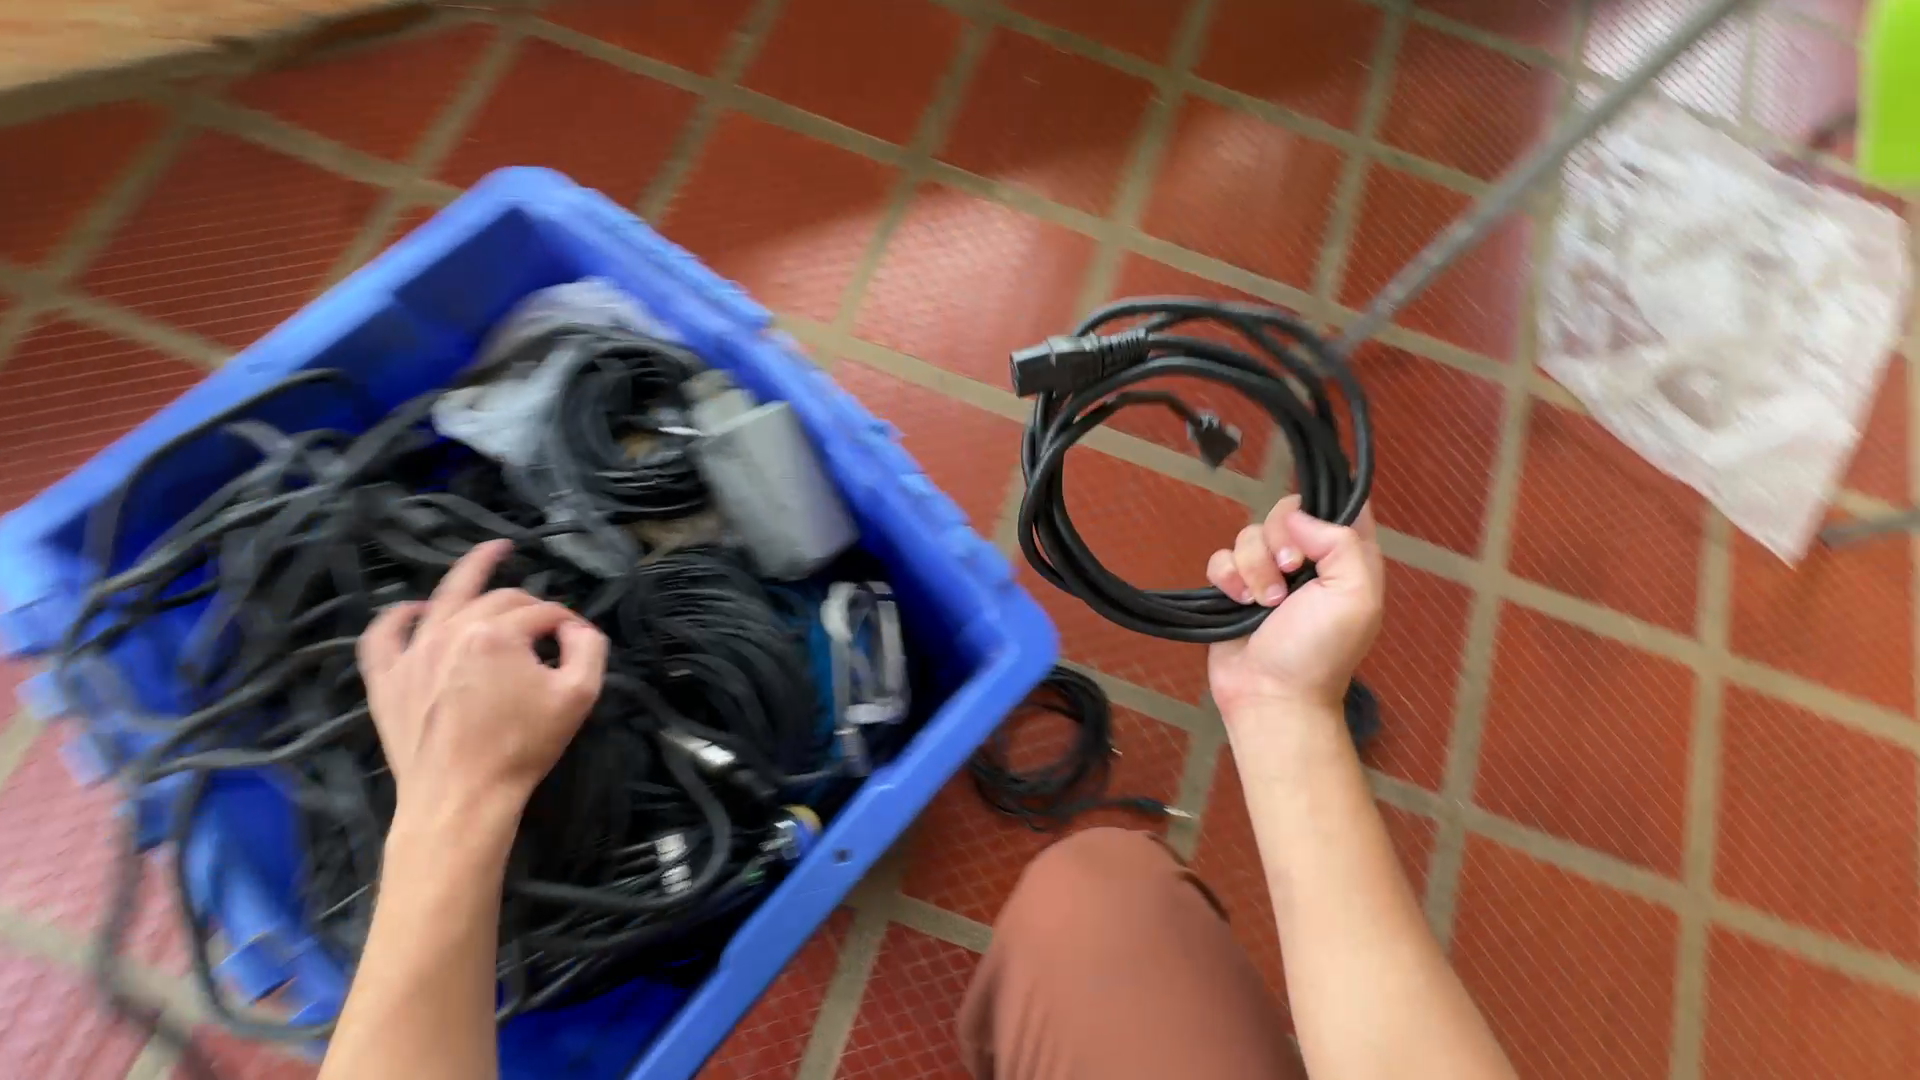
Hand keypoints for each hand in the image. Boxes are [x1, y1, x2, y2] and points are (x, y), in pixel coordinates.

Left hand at [356, 539, 608, 818]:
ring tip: (492, 552)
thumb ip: (590, 647)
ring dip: (471, 572)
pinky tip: (416, 608)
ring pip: (446, 598)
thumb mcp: (579, 695)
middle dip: (532, 606)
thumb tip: (576, 628)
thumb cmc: (523, 746)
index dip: (568, 622)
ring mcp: (413, 653)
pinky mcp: (387, 679)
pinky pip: (384, 634)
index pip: (544, 612)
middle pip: (501, 600)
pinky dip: (399, 615)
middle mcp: (451, 630)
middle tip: (550, 629)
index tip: (579, 642)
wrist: (461, 798)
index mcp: (498, 633)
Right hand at [1204, 495, 1384, 718]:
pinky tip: (1237, 602)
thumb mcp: (1355, 596)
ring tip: (1262, 604)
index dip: (1321, 506)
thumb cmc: (1320, 651)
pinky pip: (1220, 558)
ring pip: (1248, 536)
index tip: (1310, 531)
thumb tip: (1296, 515)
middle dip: (1278, 542)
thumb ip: (1340, 543)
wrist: (1271, 693)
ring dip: (1252, 568)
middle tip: (1287, 573)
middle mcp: (1306, 559)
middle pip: (1283, 514)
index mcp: (1345, 557)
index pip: (1339, 505)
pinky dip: (1226, 577)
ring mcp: (1267, 573)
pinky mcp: (1233, 586)